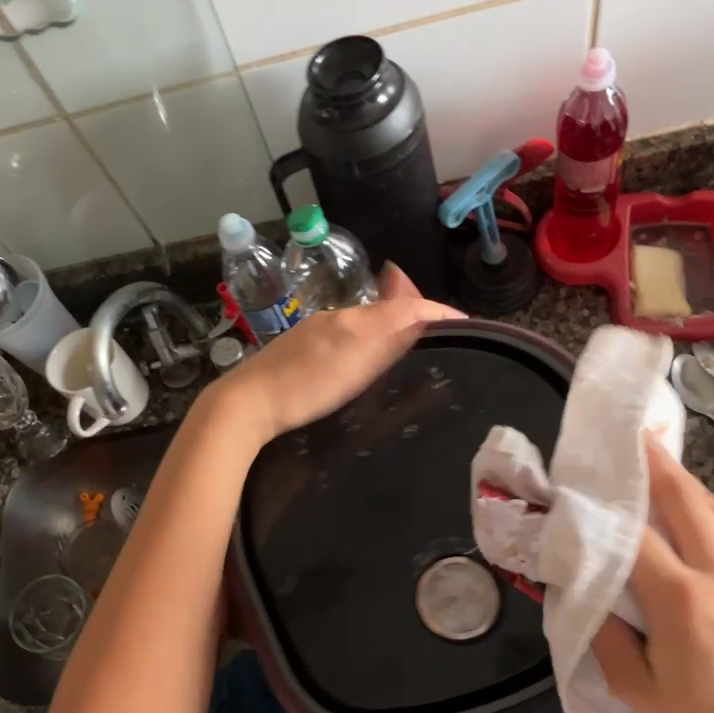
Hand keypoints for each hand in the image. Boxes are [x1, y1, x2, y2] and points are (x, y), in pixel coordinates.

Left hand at [205, 264, 463, 444]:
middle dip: (419, 321)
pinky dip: (368, 346)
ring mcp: (314, 335)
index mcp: (353, 319)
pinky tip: (367, 366)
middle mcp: (335, 319)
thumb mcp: (356, 360)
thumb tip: (429, 312)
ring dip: (393, 333)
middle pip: (387, 312)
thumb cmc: (304, 386)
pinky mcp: (299, 353)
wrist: (244, 405)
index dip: (439, 313)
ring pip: (365, 326)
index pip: (407, 307)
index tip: (469, 328)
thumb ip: (392, 333)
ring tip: (415, 355)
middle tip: (446, 342)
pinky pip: (346, 340)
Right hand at [591, 439, 713, 712]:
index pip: (636, 533)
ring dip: (687, 485)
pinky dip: (710, 517)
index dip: (607, 503)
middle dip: (659, 463)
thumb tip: (585, 586)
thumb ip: (603, 629)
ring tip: (662, 462)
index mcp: (684, 600)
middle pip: (688, 500)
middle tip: (635, 434)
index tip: (586, 476)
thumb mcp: (633, 688)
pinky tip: (695, 520)